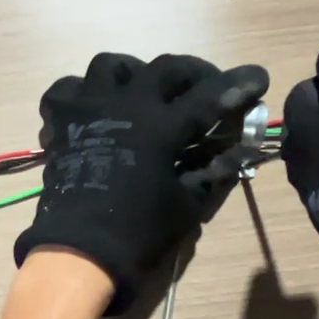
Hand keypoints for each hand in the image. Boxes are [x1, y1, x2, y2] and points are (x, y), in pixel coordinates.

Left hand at [15, 53, 268, 313]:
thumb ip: (212, 173)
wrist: (80, 252)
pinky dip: (83, 93)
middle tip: (204, 86)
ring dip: (134, 73)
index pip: (209, 96)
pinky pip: (67, 90)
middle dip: (192, 73)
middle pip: (164, 69)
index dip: (237, 86)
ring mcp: (88, 109)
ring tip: (144, 90)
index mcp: (162, 127)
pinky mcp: (61, 124)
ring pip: (110, 66)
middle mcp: (126, 105)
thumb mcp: (186, 206)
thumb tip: (235, 153)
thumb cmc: (138, 234)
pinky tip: (95, 108)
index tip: (258, 77)